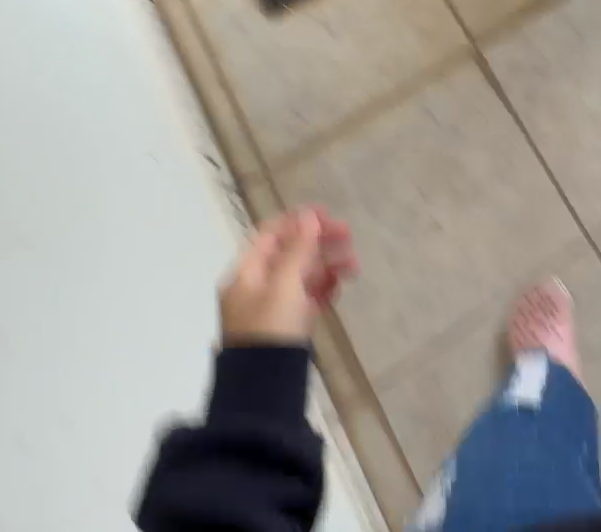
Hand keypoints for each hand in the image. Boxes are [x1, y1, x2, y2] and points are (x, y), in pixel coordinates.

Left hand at [219, 206, 358, 346]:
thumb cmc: (271, 327)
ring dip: (328, 264)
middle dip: (320, 242)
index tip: (329, 215)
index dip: (299, 221)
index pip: (271, 234)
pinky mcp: (289, 321)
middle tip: (349, 237)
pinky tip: (339, 287)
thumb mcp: (285, 284)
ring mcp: (273, 304)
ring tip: (353, 268)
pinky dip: (324, 287)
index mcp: (246, 273)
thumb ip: (298, 248)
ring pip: (303, 273)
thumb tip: (308, 215)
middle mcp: (257, 285)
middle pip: (291, 251)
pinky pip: (308, 295)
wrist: (266, 385)